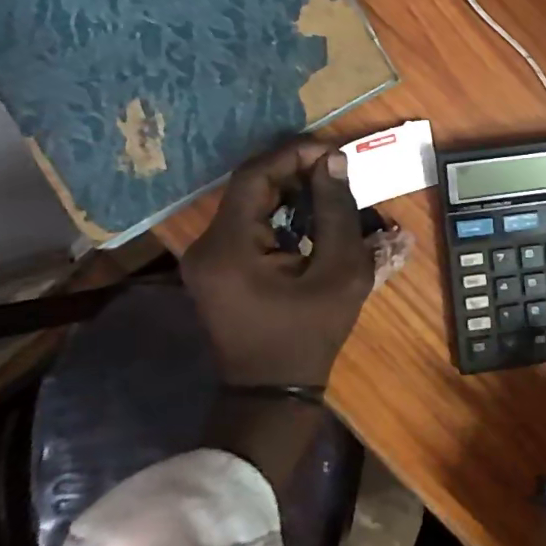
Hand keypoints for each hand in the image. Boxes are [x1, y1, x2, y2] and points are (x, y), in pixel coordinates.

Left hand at [181, 139, 371, 387]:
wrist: (273, 392)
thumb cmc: (310, 334)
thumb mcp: (339, 272)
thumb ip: (337, 212)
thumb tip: (333, 161)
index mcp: (229, 247)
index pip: (254, 177)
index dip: (293, 155)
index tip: (332, 153)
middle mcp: (206, 246)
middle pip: (247, 186)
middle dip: (293, 170)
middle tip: (335, 169)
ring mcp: (205, 257)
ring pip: (246, 201)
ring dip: (286, 189)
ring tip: (327, 187)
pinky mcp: (214, 265)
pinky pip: (245, 221)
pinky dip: (276, 210)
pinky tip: (306, 214)